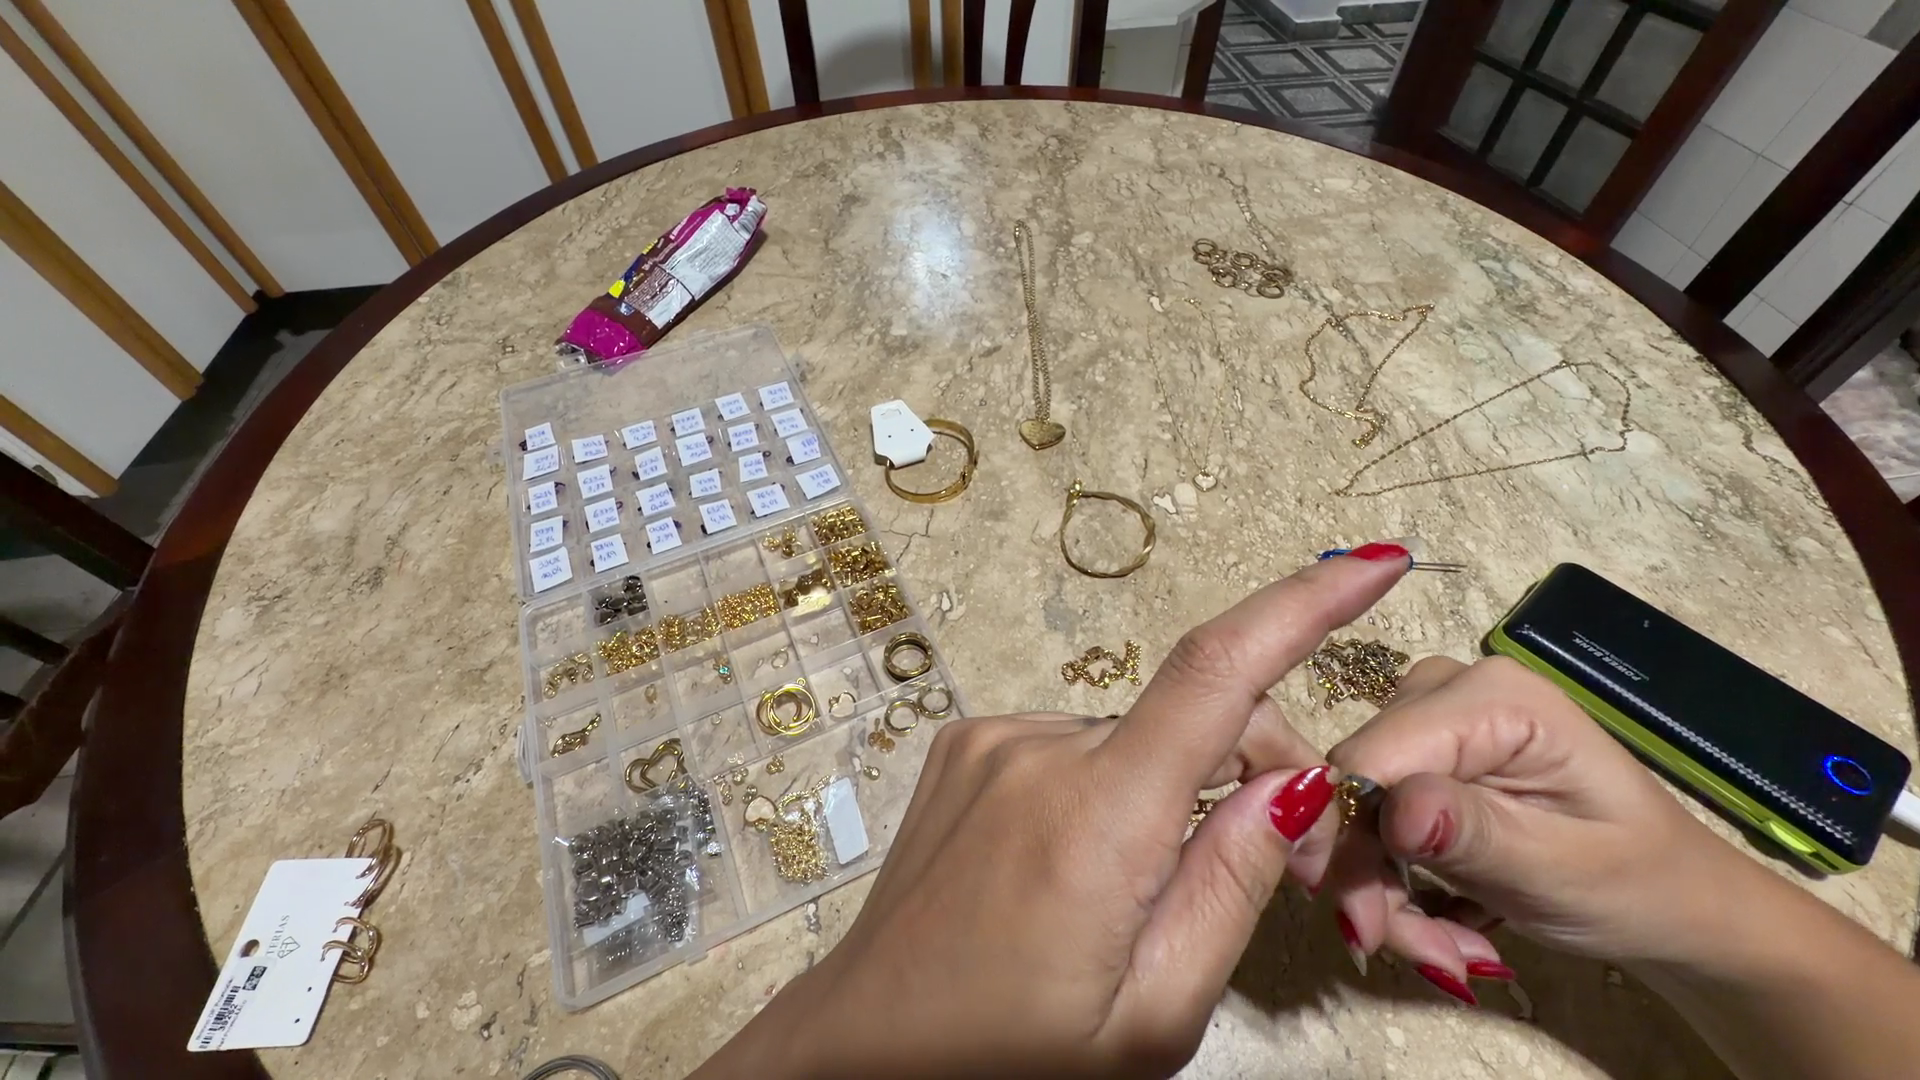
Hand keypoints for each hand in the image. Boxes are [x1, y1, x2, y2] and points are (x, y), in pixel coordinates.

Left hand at [692, 553, 1411, 1079]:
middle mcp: (1036, 749)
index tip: (1373, 560)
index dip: (1304, 603)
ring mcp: (990, 738)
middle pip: (1185, 716)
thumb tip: (1295, 780)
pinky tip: (1079, 856)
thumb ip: (1233, 883)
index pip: (1216, 672)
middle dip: (1251, 767)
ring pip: (1128, 736)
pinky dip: (1106, 781)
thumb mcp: (1155, 1008)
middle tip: (1282, 856)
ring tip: (1148, 880)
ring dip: (1167, 784)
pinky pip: (1070, 744)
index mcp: (1096, 815)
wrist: (868, 1046)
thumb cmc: (1013, 1053)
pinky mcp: (963, 744)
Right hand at [1323, 654, 1760, 987]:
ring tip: (1446, 949)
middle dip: (1371, 875)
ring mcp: (1424, 717)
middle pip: (1356, 782)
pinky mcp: (1415, 750)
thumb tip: (1392, 811)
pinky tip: (1438, 919)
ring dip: (1381, 885)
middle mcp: (1442, 689)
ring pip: (1355, 804)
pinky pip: (1370, 811)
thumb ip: (1474, 833)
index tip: (1362, 926)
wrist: (1671, 900)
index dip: (1348, 836)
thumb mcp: (1564, 869)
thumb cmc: (1639, 885)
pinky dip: (1390, 875)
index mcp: (1489, 698)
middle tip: (1426, 954)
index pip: (1372, 757)